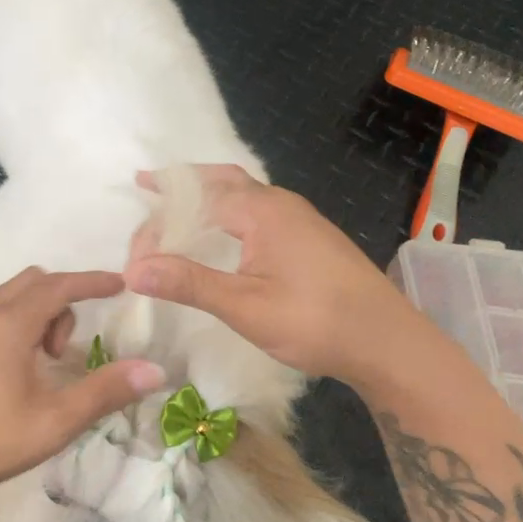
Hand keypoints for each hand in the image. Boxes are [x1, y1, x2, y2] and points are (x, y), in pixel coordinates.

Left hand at [0, 268, 166, 505]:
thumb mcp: (57, 420)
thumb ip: (106, 390)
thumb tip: (154, 371)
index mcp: (8, 324)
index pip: (58, 286)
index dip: (92, 282)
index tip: (121, 285)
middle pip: (34, 282)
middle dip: (62, 302)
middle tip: (66, 352)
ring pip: (11, 296)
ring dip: (38, 314)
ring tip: (44, 363)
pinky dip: (17, 323)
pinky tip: (18, 370)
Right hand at [123, 164, 432, 385]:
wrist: (390, 343)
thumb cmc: (316, 322)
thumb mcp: (245, 306)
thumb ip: (188, 283)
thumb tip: (132, 271)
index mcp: (261, 210)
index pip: (194, 203)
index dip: (158, 227)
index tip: (135, 262)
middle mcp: (280, 202)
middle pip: (221, 178)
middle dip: (181, 182)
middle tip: (146, 186)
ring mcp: (299, 218)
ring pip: (242, 191)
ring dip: (206, 193)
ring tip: (177, 205)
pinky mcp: (310, 236)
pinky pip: (257, 207)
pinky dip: (227, 208)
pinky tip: (223, 233)